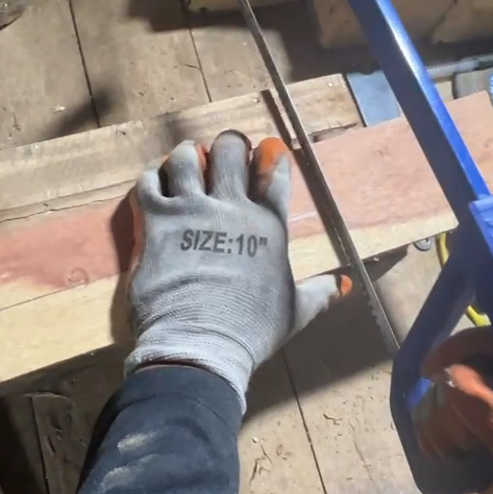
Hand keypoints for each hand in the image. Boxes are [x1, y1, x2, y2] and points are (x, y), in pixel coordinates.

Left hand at [125, 131, 348, 407]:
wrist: (199, 346)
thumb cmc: (250, 332)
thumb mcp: (295, 312)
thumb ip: (319, 292)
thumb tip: (344, 285)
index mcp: (269, 226)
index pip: (274, 174)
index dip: (270, 158)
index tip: (267, 153)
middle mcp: (232, 208)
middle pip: (229, 150)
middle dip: (227, 146)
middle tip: (220, 156)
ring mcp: (192, 211)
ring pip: (185, 158)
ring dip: (185, 156)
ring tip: (185, 162)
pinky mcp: (156, 221)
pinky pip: (148, 182)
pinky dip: (151, 179)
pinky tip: (154, 185)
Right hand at [412, 328, 492, 493]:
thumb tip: (451, 378)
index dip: (475, 344)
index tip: (437, 368)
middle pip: (480, 356)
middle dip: (452, 393)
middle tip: (448, 435)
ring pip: (456, 382)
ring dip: (441, 416)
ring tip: (452, 453)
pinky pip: (450, 403)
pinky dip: (437, 425)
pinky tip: (447, 452)